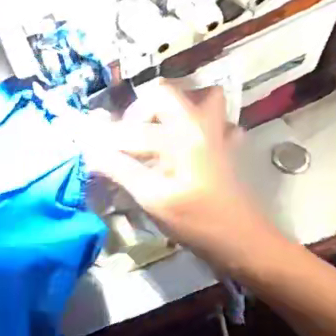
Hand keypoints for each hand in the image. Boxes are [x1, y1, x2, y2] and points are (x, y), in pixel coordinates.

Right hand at [84, 82, 289, 277]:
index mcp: (181, 136)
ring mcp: (219, 135)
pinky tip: (188, 147)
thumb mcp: (152, 199)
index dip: (108, 138)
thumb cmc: (196, 222)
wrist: (243, 242)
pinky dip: (200, 126)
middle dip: (140, 110)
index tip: (92, 150)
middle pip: (166, 94)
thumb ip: (121, 170)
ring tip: (158, 130)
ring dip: (176, 108)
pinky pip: (217, 122)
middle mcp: (200, 126)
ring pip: (200, 98)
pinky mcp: (228, 149)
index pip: (133, 127)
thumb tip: (91, 154)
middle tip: (126, 134)